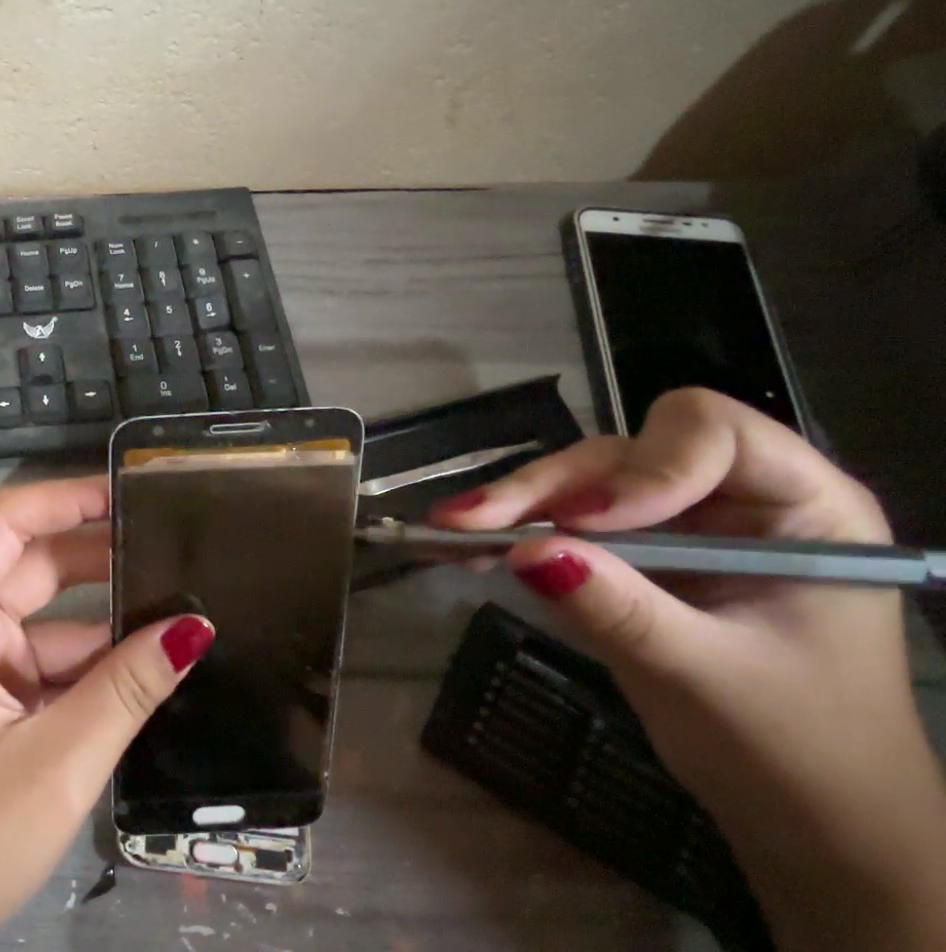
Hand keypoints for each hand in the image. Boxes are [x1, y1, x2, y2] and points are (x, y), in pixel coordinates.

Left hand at [0, 476, 211, 951]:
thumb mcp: (55, 762)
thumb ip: (125, 690)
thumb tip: (194, 627)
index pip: (4, 525)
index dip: (65, 499)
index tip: (131, 492)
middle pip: (31, 565)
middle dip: (101, 555)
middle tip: (178, 543)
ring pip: (48, 618)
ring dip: (107, 618)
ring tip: (185, 601)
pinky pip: (49, 662)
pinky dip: (95, 665)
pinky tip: (154, 664)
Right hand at [432, 388, 945, 951]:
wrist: (802, 814)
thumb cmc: (793, 747)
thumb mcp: (706, 675)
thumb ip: (621, 609)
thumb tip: (527, 553)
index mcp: (802, 510)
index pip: (714, 436)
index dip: (646, 466)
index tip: (590, 522)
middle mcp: (735, 499)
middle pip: (625, 455)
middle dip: (549, 486)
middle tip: (470, 520)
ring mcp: (679, 526)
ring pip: (581, 485)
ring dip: (517, 506)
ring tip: (449, 532)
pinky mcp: (634, 557)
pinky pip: (564, 525)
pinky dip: (512, 534)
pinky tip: (462, 547)